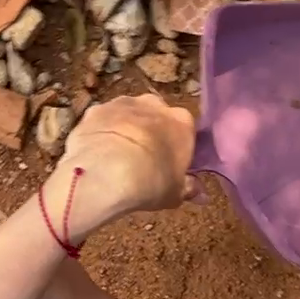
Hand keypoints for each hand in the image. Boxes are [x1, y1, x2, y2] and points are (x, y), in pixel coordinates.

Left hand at [55, 95, 198, 235]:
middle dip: (153, 133)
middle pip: (157, 117)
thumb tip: (202, 195)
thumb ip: (189, 189)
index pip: (185, 132)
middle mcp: (155, 105)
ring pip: (129, 115)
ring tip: (118, 158)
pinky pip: (104, 121)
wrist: (106, 171)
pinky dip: (103, 133)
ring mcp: (124, 103)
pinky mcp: (97, 109)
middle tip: (144, 160)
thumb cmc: (151, 182)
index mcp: (182, 123)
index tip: (171, 166)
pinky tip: (98, 152)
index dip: (178, 149)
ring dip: (127, 130)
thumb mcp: (175, 193)